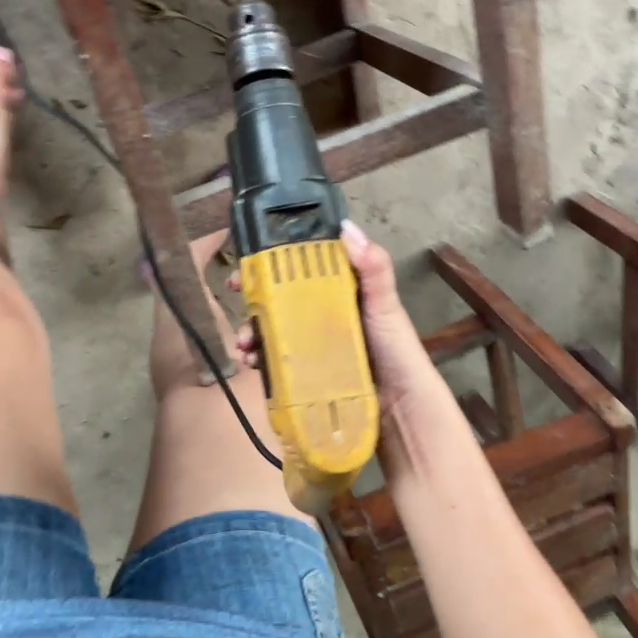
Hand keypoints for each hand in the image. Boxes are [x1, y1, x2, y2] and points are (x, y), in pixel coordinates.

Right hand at [232, 220, 440, 416]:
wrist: (402, 410)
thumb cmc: (396, 350)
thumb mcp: (385, 304)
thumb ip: (373, 268)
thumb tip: (346, 227)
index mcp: (337, 293)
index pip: (298, 271)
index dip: (271, 264)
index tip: (249, 263)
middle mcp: (321, 315)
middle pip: (278, 300)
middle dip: (253, 298)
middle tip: (235, 295)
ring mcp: (311, 345)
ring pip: (271, 331)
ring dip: (250, 331)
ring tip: (244, 342)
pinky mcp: (305, 373)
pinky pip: (274, 361)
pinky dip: (258, 359)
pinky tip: (250, 362)